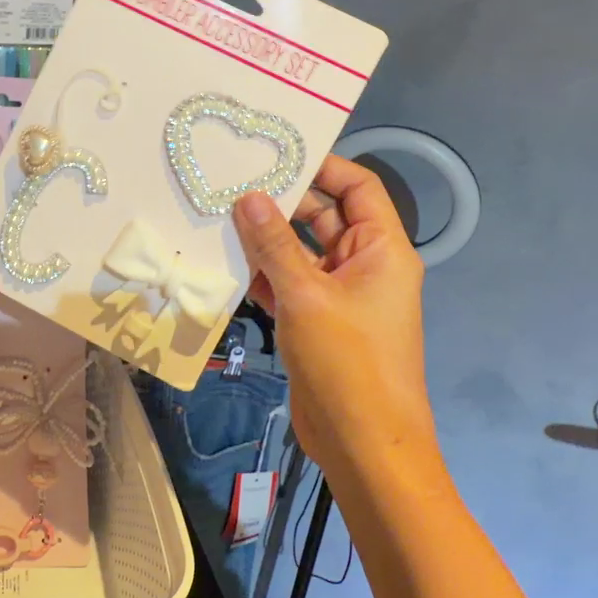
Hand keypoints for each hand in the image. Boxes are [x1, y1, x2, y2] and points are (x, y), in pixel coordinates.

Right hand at [233, 155, 432, 469]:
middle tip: (230, 185)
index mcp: (381, 250)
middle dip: (281, 202)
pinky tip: (224, 265)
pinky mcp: (316, 321)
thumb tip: (249, 196)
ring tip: (217, 219)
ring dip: (264, 240)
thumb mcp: (306, 296)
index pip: (358, 188)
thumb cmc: (348, 362)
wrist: (363, 443)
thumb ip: (273, 245)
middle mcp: (363, 265)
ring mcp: (339, 295)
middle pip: (323, 216)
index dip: (323, 166)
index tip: (274, 155)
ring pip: (299, 251)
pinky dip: (261, 274)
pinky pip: (287, 283)